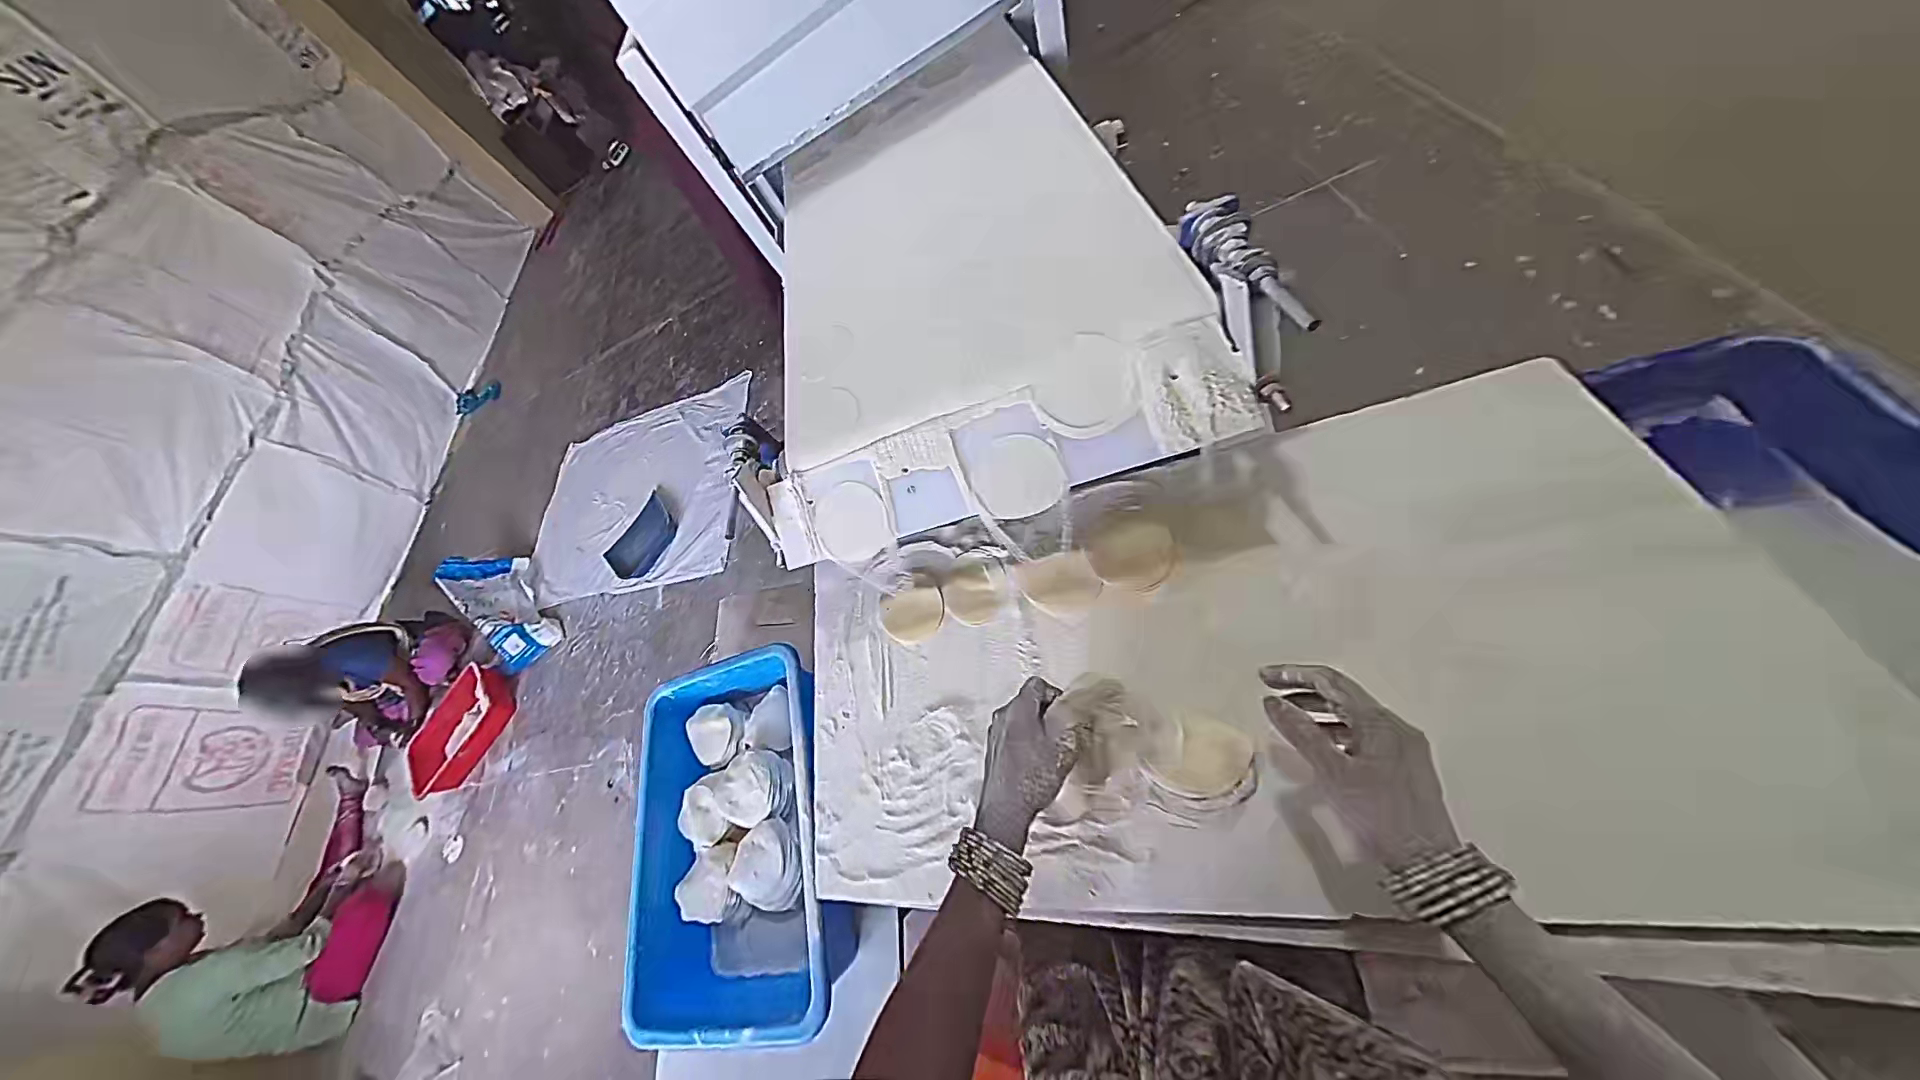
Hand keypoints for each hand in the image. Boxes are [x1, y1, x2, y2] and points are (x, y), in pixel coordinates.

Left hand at [973, 677, 1078, 852]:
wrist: (1006, 810)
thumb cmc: (1032, 777)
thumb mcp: (1063, 744)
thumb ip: (1071, 719)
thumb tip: (1076, 707)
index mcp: (1018, 708)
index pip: (1038, 684)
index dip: (1056, 695)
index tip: (1067, 713)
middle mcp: (1002, 716)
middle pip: (1029, 701)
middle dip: (1048, 713)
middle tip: (1063, 732)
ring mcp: (996, 733)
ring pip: (1022, 719)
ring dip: (1038, 728)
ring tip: (1052, 750)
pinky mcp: (995, 750)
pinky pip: (1014, 735)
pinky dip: (1027, 741)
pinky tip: (1038, 762)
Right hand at [1261, 664, 1460, 870]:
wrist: (1429, 863)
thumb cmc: (1380, 815)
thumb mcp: (1334, 773)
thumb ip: (1302, 733)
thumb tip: (1273, 702)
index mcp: (1380, 723)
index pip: (1332, 682)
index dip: (1295, 675)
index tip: (1264, 677)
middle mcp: (1395, 726)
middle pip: (1343, 696)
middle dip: (1304, 691)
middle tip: (1270, 693)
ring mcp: (1401, 745)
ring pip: (1352, 716)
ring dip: (1318, 711)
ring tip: (1286, 716)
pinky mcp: (1401, 763)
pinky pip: (1361, 734)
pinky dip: (1334, 731)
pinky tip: (1317, 742)